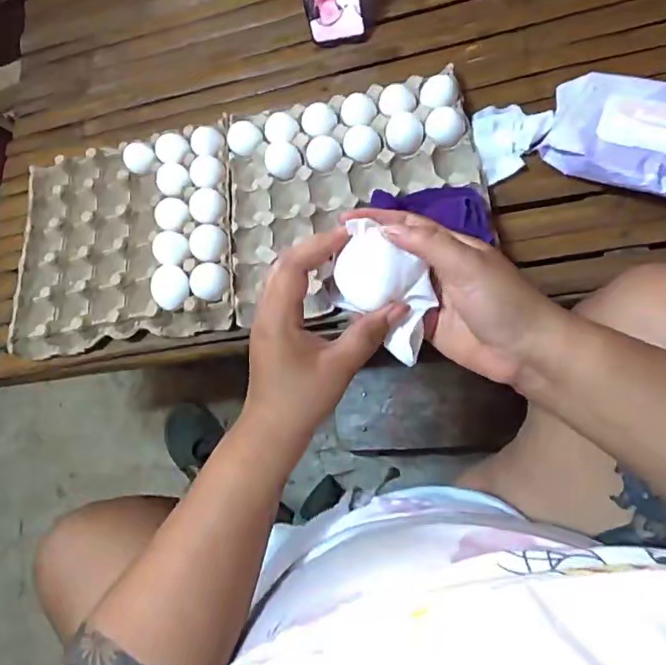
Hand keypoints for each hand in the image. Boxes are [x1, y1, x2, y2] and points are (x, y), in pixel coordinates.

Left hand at [244, 229, 404, 429]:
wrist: (271, 430)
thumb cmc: (302, 400)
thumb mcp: (339, 367)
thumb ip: (368, 333)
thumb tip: (400, 306)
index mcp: (278, 315)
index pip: (294, 265)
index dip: (320, 244)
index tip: (349, 234)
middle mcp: (266, 311)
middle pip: (283, 264)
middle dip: (314, 246)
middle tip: (347, 240)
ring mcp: (265, 319)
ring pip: (280, 276)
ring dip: (307, 260)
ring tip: (339, 253)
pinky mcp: (270, 328)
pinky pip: (283, 290)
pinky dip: (303, 277)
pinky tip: (325, 283)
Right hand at [341, 209, 562, 385]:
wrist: (527, 354)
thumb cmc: (503, 302)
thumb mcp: (467, 265)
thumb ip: (429, 245)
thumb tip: (387, 228)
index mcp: (450, 247)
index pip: (408, 225)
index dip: (378, 219)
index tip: (347, 218)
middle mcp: (437, 268)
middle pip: (396, 252)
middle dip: (367, 246)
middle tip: (333, 247)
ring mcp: (431, 298)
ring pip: (393, 282)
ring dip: (369, 278)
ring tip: (335, 275)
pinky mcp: (426, 325)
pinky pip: (396, 312)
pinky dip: (378, 310)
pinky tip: (354, 308)